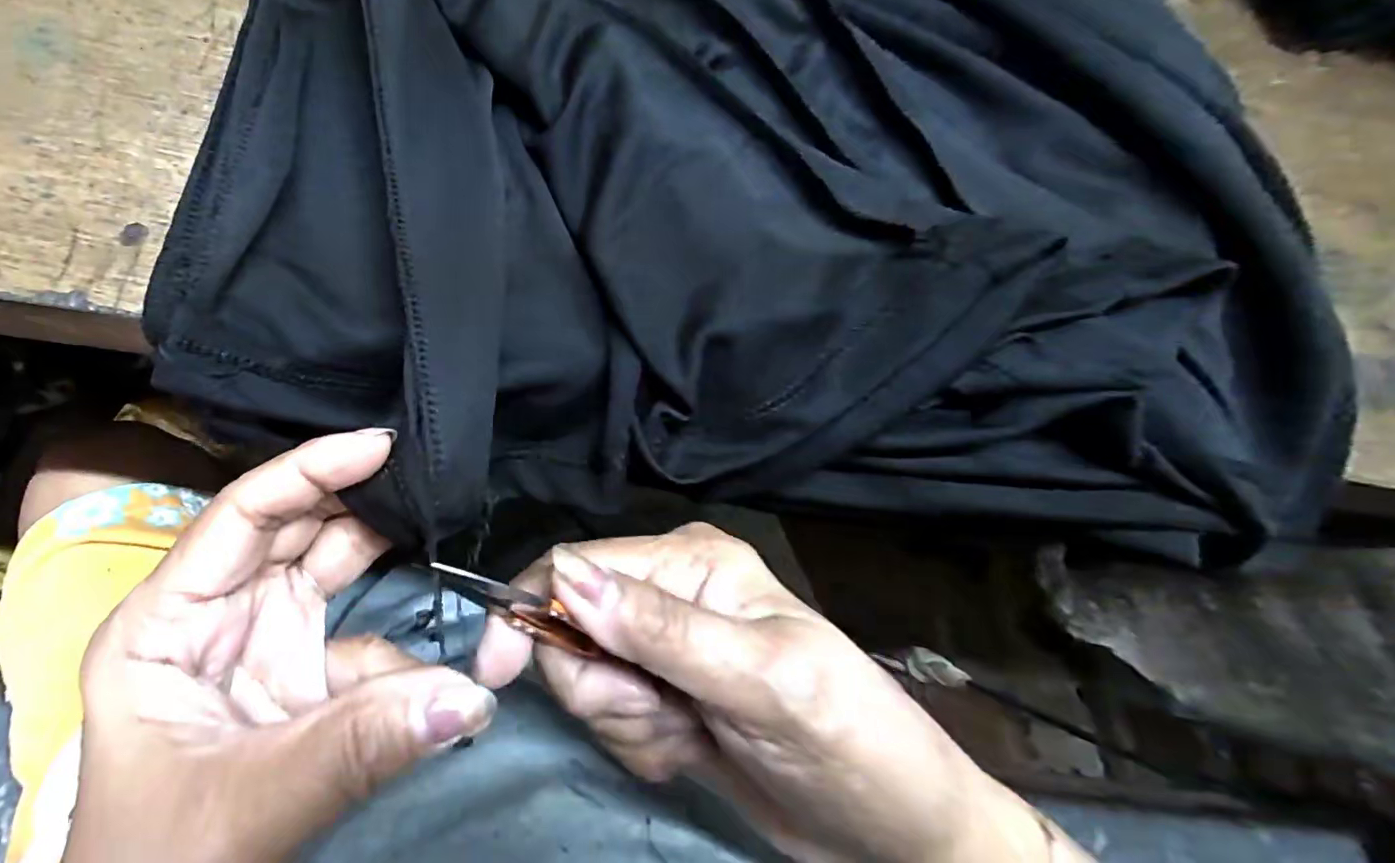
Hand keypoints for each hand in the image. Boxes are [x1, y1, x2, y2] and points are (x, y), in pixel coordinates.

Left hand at [66, 429, 496, 862]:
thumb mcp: (248, 804)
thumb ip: (359, 745)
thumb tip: (469, 697)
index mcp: (166, 619)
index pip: (242, 515)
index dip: (310, 471)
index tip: (380, 445)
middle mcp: (213, 612)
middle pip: (290, 528)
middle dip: (354, 497)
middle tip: (424, 474)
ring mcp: (259, 639)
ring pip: (326, 567)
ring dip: (382, 551)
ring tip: (439, 520)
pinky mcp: (298, 674)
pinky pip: (359, 638)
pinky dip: (401, 650)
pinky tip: (438, 672)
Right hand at [475, 523, 1081, 862]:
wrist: (895, 832)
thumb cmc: (848, 742)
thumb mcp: (764, 682)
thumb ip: (662, 630)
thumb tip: (564, 576)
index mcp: (691, 561)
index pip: (579, 566)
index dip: (532, 611)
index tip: (498, 674)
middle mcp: (669, 589)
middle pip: (571, 624)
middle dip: (601, 685)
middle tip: (663, 717)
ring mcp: (663, 642)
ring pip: (584, 673)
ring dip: (625, 719)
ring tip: (689, 734)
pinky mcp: (661, 689)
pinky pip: (608, 711)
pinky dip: (637, 740)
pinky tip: (690, 747)